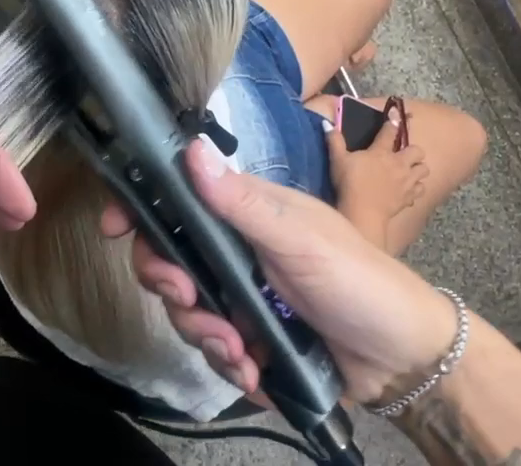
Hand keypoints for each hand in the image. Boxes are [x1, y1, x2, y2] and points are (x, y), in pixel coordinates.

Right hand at [101, 140, 455, 404]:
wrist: (407, 361)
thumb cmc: (359, 280)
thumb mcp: (300, 237)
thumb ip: (241, 201)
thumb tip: (190, 149)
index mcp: (241, 213)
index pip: (174, 200)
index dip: (137, 209)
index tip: (113, 228)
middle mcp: (231, 250)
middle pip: (166, 258)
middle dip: (168, 283)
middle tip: (187, 299)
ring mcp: (239, 296)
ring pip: (185, 309)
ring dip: (202, 332)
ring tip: (238, 349)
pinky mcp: (249, 338)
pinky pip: (213, 348)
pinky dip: (226, 362)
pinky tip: (251, 371)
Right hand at [326, 113, 427, 248]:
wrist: (364, 211)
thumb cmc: (349, 182)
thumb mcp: (337, 159)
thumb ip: (334, 140)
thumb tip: (327, 124)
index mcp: (381, 152)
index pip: (389, 132)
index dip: (392, 123)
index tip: (395, 117)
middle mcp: (399, 163)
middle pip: (418, 150)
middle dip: (413, 151)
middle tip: (402, 155)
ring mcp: (408, 181)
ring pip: (425, 169)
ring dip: (418, 168)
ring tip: (409, 170)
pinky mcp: (411, 196)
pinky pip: (422, 188)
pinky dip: (417, 187)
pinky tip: (408, 188)